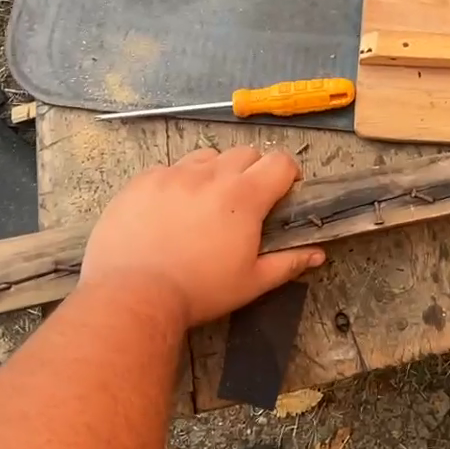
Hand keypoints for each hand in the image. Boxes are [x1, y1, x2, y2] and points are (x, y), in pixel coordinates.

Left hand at [78, 146, 323, 327]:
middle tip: (244, 202)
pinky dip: (177, 182)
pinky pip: (169, 168)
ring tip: (204, 202)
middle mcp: (211, 175)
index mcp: (244, 196)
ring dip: (214, 172)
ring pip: (207, 156)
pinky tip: (169, 210)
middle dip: (252, 171)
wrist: (131, 296)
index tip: (283, 191)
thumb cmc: (198, 292)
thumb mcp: (251, 282)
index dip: (287, 173)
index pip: (280, 161)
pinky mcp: (142, 181)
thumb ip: (288, 262)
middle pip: (245, 152)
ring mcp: (173, 174)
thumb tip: (319, 253)